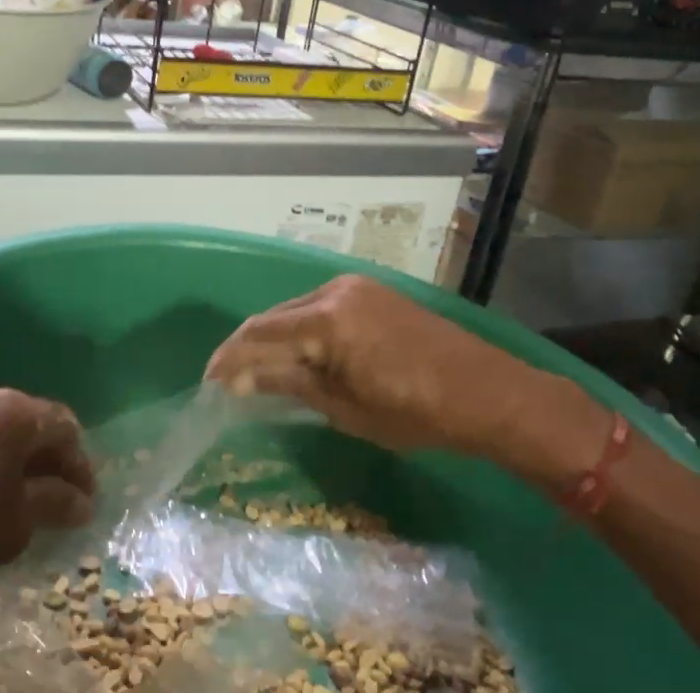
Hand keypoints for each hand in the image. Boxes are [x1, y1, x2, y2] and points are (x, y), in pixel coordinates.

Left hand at [0, 383, 95, 607]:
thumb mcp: (17, 522)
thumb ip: (56, 501)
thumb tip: (81, 501)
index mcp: (10, 411)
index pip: (63, 426)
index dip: (81, 465)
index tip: (87, 502)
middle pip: (29, 423)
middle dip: (49, 461)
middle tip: (62, 501)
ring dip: (15, 462)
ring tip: (24, 503)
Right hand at [205, 275, 603, 478]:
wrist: (490, 394)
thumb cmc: (417, 412)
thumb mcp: (345, 408)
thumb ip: (290, 384)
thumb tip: (240, 381)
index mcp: (327, 320)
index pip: (259, 334)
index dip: (228, 359)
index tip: (209, 383)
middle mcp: (336, 291)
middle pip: (274, 317)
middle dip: (249, 349)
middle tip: (230, 382)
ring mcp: (356, 287)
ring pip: (297, 311)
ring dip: (277, 339)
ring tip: (263, 373)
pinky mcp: (373, 292)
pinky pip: (321, 308)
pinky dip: (304, 330)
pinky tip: (302, 355)